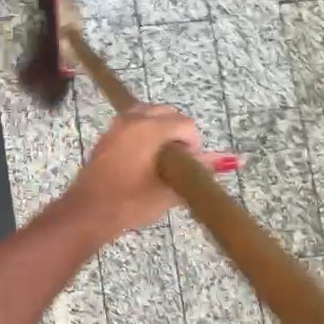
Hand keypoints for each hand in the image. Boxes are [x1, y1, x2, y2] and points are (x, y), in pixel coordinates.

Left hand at [58, 104, 201, 238]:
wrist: (89, 211)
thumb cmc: (131, 202)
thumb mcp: (171, 188)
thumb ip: (201, 169)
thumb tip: (234, 159)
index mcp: (149, 128)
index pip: (185, 124)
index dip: (194, 143)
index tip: (191, 165)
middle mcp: (131, 120)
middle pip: (165, 112)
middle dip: (178, 131)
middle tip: (180, 159)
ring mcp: (115, 127)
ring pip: (146, 113)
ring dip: (160, 128)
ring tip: (164, 158)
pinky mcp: (105, 137)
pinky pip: (130, 123)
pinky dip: (143, 132)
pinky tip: (145, 158)